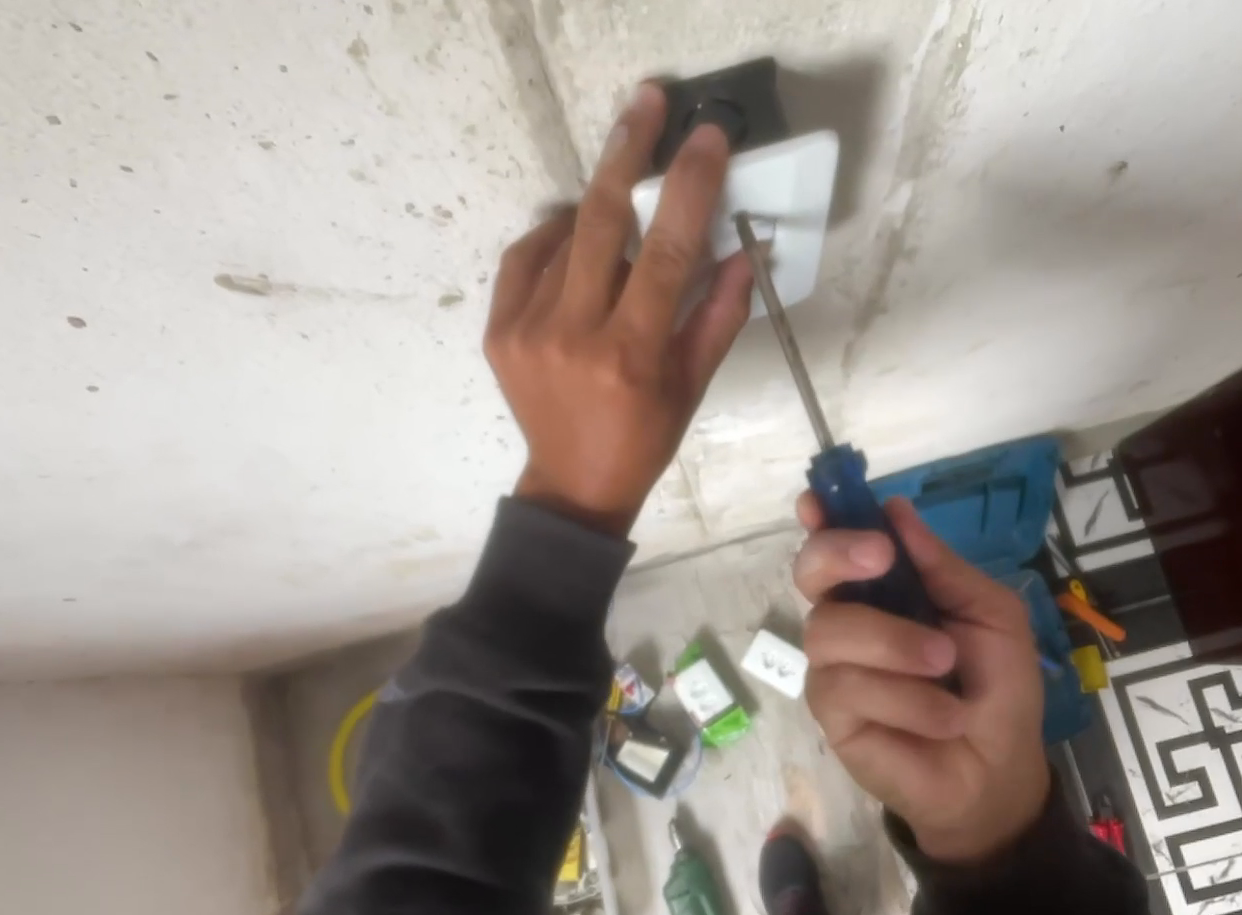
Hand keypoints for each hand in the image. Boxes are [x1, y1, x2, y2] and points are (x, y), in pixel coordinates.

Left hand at [482, 83, 753, 536]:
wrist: (573, 484)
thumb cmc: (644, 439)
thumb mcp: (692, 385)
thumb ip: (720, 316)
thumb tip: (744, 250)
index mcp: (631, 354)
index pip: (668, 251)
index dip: (690, 186)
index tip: (707, 136)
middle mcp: (573, 334)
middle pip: (602, 219)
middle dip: (627, 150)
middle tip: (647, 102)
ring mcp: (526, 330)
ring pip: (566, 237)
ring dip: (598, 215)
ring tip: (621, 227)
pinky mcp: (498, 331)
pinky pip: (526, 257)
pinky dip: (556, 239)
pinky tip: (576, 248)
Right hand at [792, 494, 1051, 863]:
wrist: (999, 768)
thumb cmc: (996, 687)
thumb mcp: (989, 614)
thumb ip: (942, 567)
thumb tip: (895, 510)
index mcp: (882, 592)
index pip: (835, 548)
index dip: (821, 521)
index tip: (817, 499)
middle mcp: (848, 622)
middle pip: (809, 574)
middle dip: (836, 555)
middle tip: (879, 558)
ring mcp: (833, 669)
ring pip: (829, 632)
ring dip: (896, 644)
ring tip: (947, 667)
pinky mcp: (831, 716)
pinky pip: (846, 687)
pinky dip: (905, 698)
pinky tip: (941, 717)